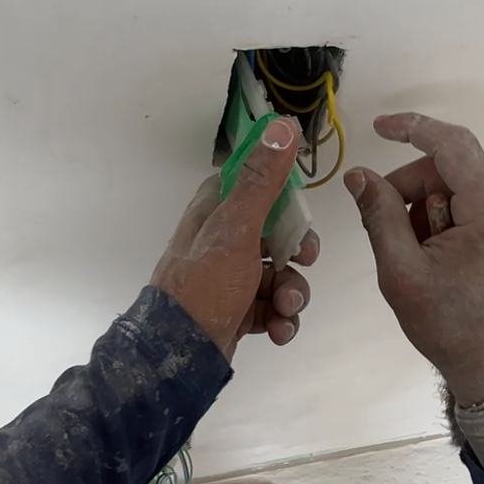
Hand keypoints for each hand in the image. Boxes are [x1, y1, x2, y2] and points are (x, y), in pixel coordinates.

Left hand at [152, 116, 318, 358]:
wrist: (178, 357)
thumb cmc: (205, 285)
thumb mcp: (235, 229)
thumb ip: (262, 181)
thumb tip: (283, 126)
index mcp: (214, 211)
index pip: (255, 186)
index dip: (283, 197)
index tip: (300, 212)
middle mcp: (221, 239)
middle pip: (276, 233)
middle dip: (297, 253)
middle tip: (304, 262)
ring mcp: (229, 277)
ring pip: (279, 274)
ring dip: (292, 293)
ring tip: (285, 311)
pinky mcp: (237, 310)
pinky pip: (272, 306)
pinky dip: (281, 319)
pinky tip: (279, 331)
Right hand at [343, 112, 483, 405]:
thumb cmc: (454, 327)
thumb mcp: (402, 273)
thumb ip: (379, 216)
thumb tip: (358, 175)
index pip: (452, 146)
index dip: (412, 128)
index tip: (377, 128)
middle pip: (448, 171)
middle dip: (410, 193)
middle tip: (389, 235)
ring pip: (456, 190)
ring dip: (426, 213)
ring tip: (419, 259)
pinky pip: (471, 207)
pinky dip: (444, 223)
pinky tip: (437, 258)